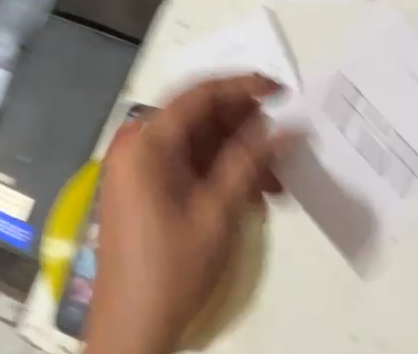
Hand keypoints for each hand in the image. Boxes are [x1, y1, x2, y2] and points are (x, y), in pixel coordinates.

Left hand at [85, 75, 291, 353]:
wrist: (129, 335)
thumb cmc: (171, 270)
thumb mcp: (217, 212)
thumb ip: (251, 161)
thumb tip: (288, 127)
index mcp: (146, 143)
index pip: (200, 94)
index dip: (243, 87)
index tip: (281, 91)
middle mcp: (138, 147)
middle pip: (200, 118)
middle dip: (246, 128)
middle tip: (284, 140)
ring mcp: (140, 171)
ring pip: (200, 144)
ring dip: (239, 155)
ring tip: (276, 180)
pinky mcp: (147, 192)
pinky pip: (190, 166)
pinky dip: (222, 174)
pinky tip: (253, 197)